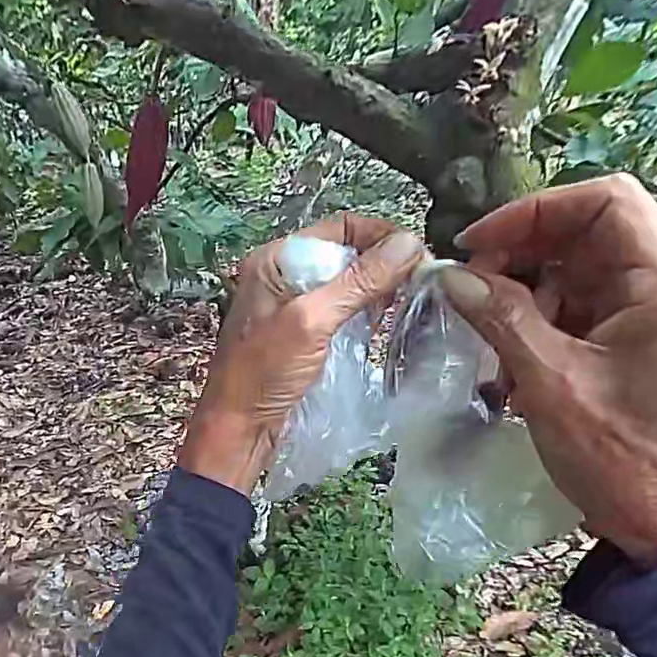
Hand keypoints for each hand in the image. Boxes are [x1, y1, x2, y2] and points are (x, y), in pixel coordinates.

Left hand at [178, 215, 426, 493]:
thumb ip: (359, 281)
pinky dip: (363, 315)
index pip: (339, 227)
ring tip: (405, 303)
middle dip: (382, 265)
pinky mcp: (301, 336)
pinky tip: (382, 325)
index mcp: (276, 260)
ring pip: (346, 285)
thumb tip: (410, 243)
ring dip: (376, 291)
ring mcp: (292, 307)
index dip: (381, 236)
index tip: (417, 255)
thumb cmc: (264, 373)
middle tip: (418, 283)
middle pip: (345, 254)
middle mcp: (283, 276)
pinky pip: (340, 313)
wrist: (239, 429)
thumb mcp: (312, 321)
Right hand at [436, 174, 656, 564]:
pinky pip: (586, 304)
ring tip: (494, 336)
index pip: (605, 203)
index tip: (477, 246)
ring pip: (583, 269)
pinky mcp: (644, 336)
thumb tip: (452, 278)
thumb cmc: (617, 457)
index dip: (533, 213)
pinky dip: (545, 320)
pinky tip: (517, 357)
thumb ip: (502, 320)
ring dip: (529, 293)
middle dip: (523, 255)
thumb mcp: (551, 385)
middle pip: (591, 233)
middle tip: (473, 290)